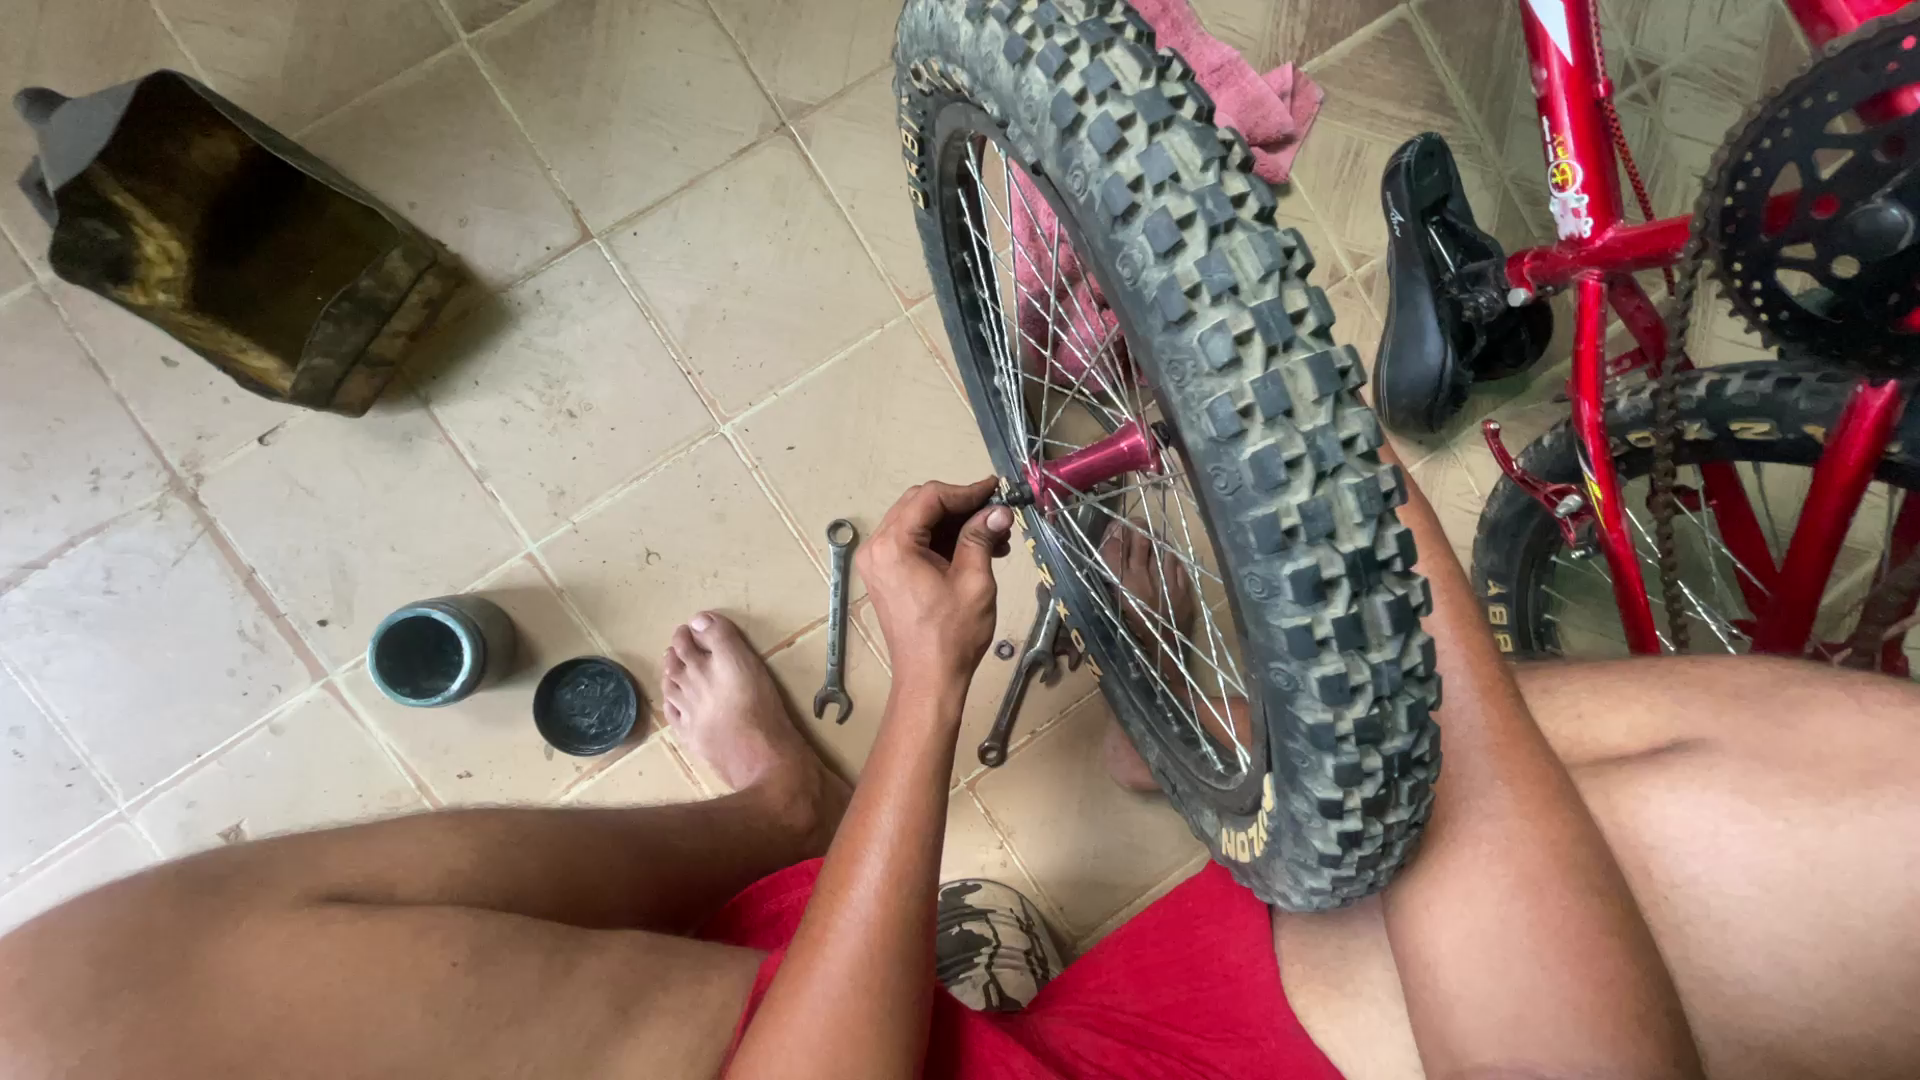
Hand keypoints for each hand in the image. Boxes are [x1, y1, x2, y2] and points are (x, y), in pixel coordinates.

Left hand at [859, 478, 1014, 690]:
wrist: (929, 678)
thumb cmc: (952, 634)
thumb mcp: (974, 580)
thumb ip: (982, 537)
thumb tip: (999, 510)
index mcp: (893, 545)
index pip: (930, 497)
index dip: (967, 491)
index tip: (997, 491)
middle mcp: (877, 547)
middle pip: (920, 505)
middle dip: (961, 506)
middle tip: (997, 514)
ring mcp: (878, 561)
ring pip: (918, 522)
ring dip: (955, 524)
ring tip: (995, 537)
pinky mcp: (885, 574)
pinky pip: (913, 542)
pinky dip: (943, 541)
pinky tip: (977, 550)